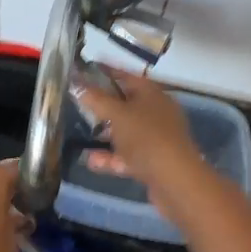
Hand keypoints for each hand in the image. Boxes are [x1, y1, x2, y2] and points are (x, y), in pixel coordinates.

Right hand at [74, 70, 211, 199]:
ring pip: (126, 132)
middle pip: (125, 104)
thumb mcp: (116, 114)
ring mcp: (156, 138)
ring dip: (105, 134)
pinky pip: (128, 155)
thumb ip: (94, 98)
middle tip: (79, 104)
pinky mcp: (154, 161)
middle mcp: (156, 112)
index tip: (82, 71)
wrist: (175, 180)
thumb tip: (75, 83)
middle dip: (102, 106)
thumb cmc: (146, 137)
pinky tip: (91, 161)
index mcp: (151, 93)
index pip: (125, 75)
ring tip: (82, 135)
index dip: (103, 72)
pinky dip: (111, 157)